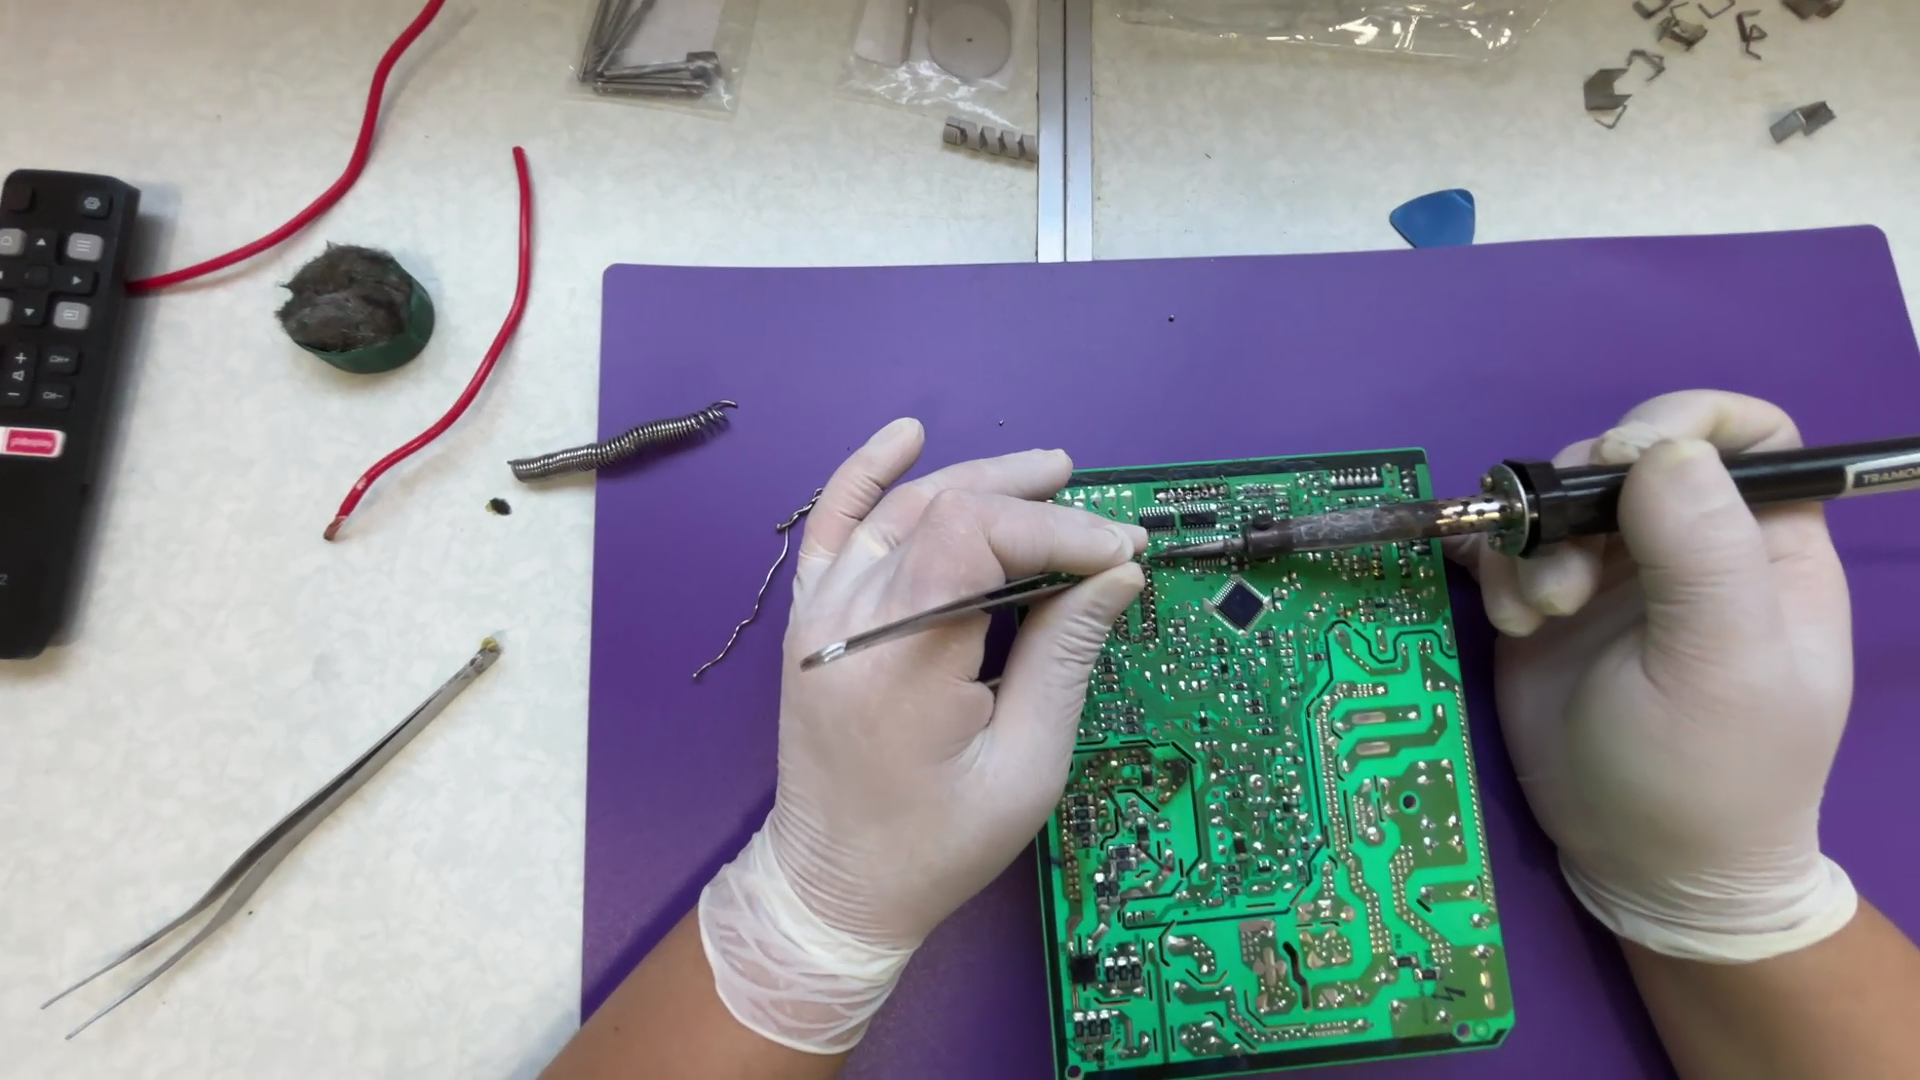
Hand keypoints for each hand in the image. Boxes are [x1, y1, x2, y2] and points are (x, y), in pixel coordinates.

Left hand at [699, 419, 1144, 1051]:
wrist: (834, 884)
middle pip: (945, 513)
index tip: (1118, 555)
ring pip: (900, 509)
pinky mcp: (809, 617)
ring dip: (975, 480)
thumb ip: (1063, 655)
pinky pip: (831, 525)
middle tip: (1097, 512)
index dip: (1057, 531)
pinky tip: (906, 437)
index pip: (979, 539)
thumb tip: (1115, 574)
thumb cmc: (937, 844)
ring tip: (1045, 472)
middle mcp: (846, 620)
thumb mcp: (1025, 765)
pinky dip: (867, 474)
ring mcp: (817, 612)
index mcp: (900, 662)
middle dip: (1031, 505)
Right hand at [1451, 390, 1857, 961]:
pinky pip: (1498, 549)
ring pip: (1543, 507)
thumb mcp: (1722, 665)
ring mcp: (1598, 575)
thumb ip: (1703, 554)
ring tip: (1531, 616)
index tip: (1615, 466)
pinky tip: (1506, 619)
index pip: (1738, 439)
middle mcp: (1675, 549)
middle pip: (1613, 466)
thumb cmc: (1706, 766)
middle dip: (1570, 508)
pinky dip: (1490, 571)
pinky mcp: (1534, 602)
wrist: (1633, 850)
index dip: (1675, 427)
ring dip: (1523, 550)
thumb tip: (1657, 451)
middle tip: (1563, 584)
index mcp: (1757, 551)